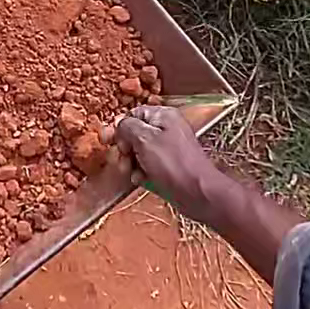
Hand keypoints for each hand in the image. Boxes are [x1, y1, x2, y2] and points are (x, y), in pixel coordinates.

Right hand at [102, 105, 236, 228]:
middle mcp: (166, 129)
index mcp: (163, 116)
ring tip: (131, 172)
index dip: (120, 127)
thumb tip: (119, 123)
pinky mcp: (169, 166)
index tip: (111, 141)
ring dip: (131, 162)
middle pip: (134, 133)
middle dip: (124, 147)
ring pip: (139, 151)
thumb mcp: (145, 139)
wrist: (198, 194)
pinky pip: (148, 165)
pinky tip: (140, 179)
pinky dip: (141, 172)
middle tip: (123, 158)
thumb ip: (128, 127)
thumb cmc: (174, 164)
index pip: (133, 114)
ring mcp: (168, 148)